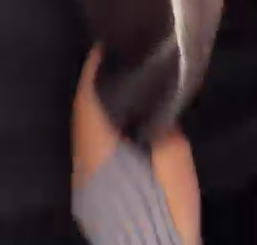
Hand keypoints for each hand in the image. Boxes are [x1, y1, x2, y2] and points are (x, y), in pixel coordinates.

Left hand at [72, 47, 201, 243]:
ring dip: (95, 108)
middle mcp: (84, 168)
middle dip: (93, 87)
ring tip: (119, 83)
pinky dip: (99, 128)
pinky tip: (121, 121)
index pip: (87, 106)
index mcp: (101, 154)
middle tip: (115, 59)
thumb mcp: (175, 160)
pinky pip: (90, 151)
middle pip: (81, 119)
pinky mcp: (92, 198)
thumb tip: (157, 107)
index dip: (91, 75)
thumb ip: (163, 128)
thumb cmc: (166, 207)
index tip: (103, 49)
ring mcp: (85, 186)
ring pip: (83, 136)